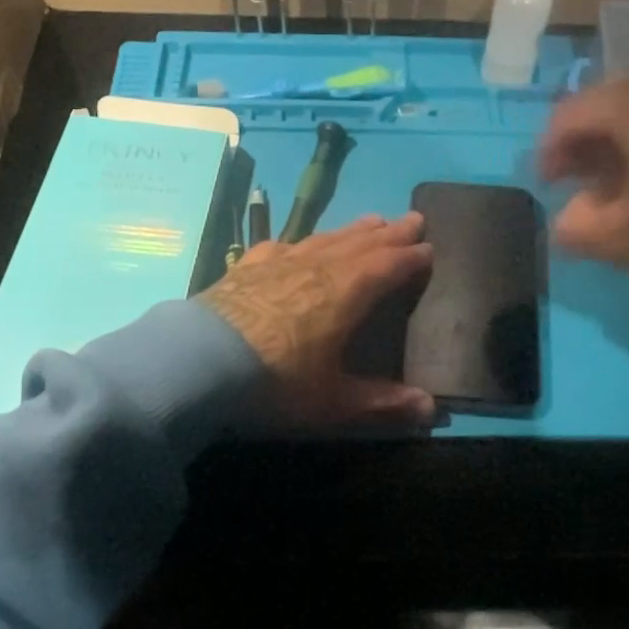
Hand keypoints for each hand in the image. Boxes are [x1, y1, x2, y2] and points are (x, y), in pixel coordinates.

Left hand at [198, 213, 435, 426]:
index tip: (430, 248)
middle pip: (362, 243)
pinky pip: (281, 247)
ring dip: (352, 230)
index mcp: (347, 293)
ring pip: (325, 238)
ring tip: (371, 220)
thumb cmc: (275, 382)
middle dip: (390, 233)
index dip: (411, 257)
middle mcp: (318, 268)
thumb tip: (431, 409)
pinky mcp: (246, 268)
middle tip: (413, 219)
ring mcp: (279, 264)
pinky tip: (295, 243)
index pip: (389, 266)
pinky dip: (299, 242)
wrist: (197, 362)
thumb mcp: (332, 401)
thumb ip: (381, 402)